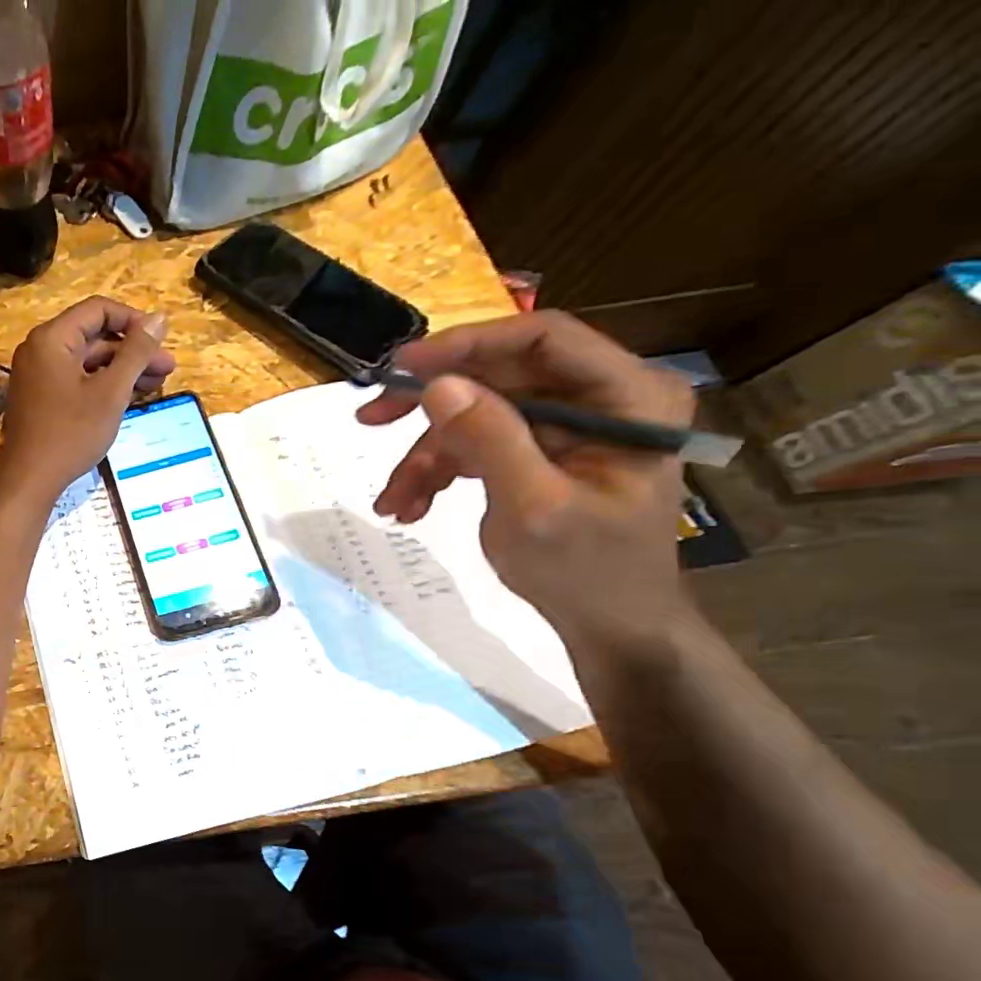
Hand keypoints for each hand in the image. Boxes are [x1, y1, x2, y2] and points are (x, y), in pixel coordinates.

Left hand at [0, 296, 175, 497]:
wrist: (29, 480)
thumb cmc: (71, 433)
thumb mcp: (111, 392)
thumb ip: (136, 352)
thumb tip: (159, 318)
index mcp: (52, 338)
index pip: (98, 309)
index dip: (134, 320)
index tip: (160, 341)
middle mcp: (40, 349)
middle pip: (94, 336)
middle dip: (133, 351)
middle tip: (168, 368)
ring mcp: (37, 375)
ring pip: (87, 361)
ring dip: (122, 370)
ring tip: (157, 384)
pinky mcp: (40, 398)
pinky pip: (75, 379)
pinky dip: (102, 385)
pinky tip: (130, 397)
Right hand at [357, 311, 695, 642]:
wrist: (609, 624)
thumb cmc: (587, 571)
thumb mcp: (533, 507)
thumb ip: (490, 441)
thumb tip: (437, 386)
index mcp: (627, 398)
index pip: (543, 340)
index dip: (468, 344)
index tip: (402, 366)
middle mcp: (598, 398)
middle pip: (498, 374)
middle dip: (429, 404)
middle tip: (369, 419)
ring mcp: (564, 425)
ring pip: (474, 412)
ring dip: (424, 455)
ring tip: (393, 500)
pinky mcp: (535, 449)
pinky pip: (473, 443)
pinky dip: (437, 472)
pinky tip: (411, 506)